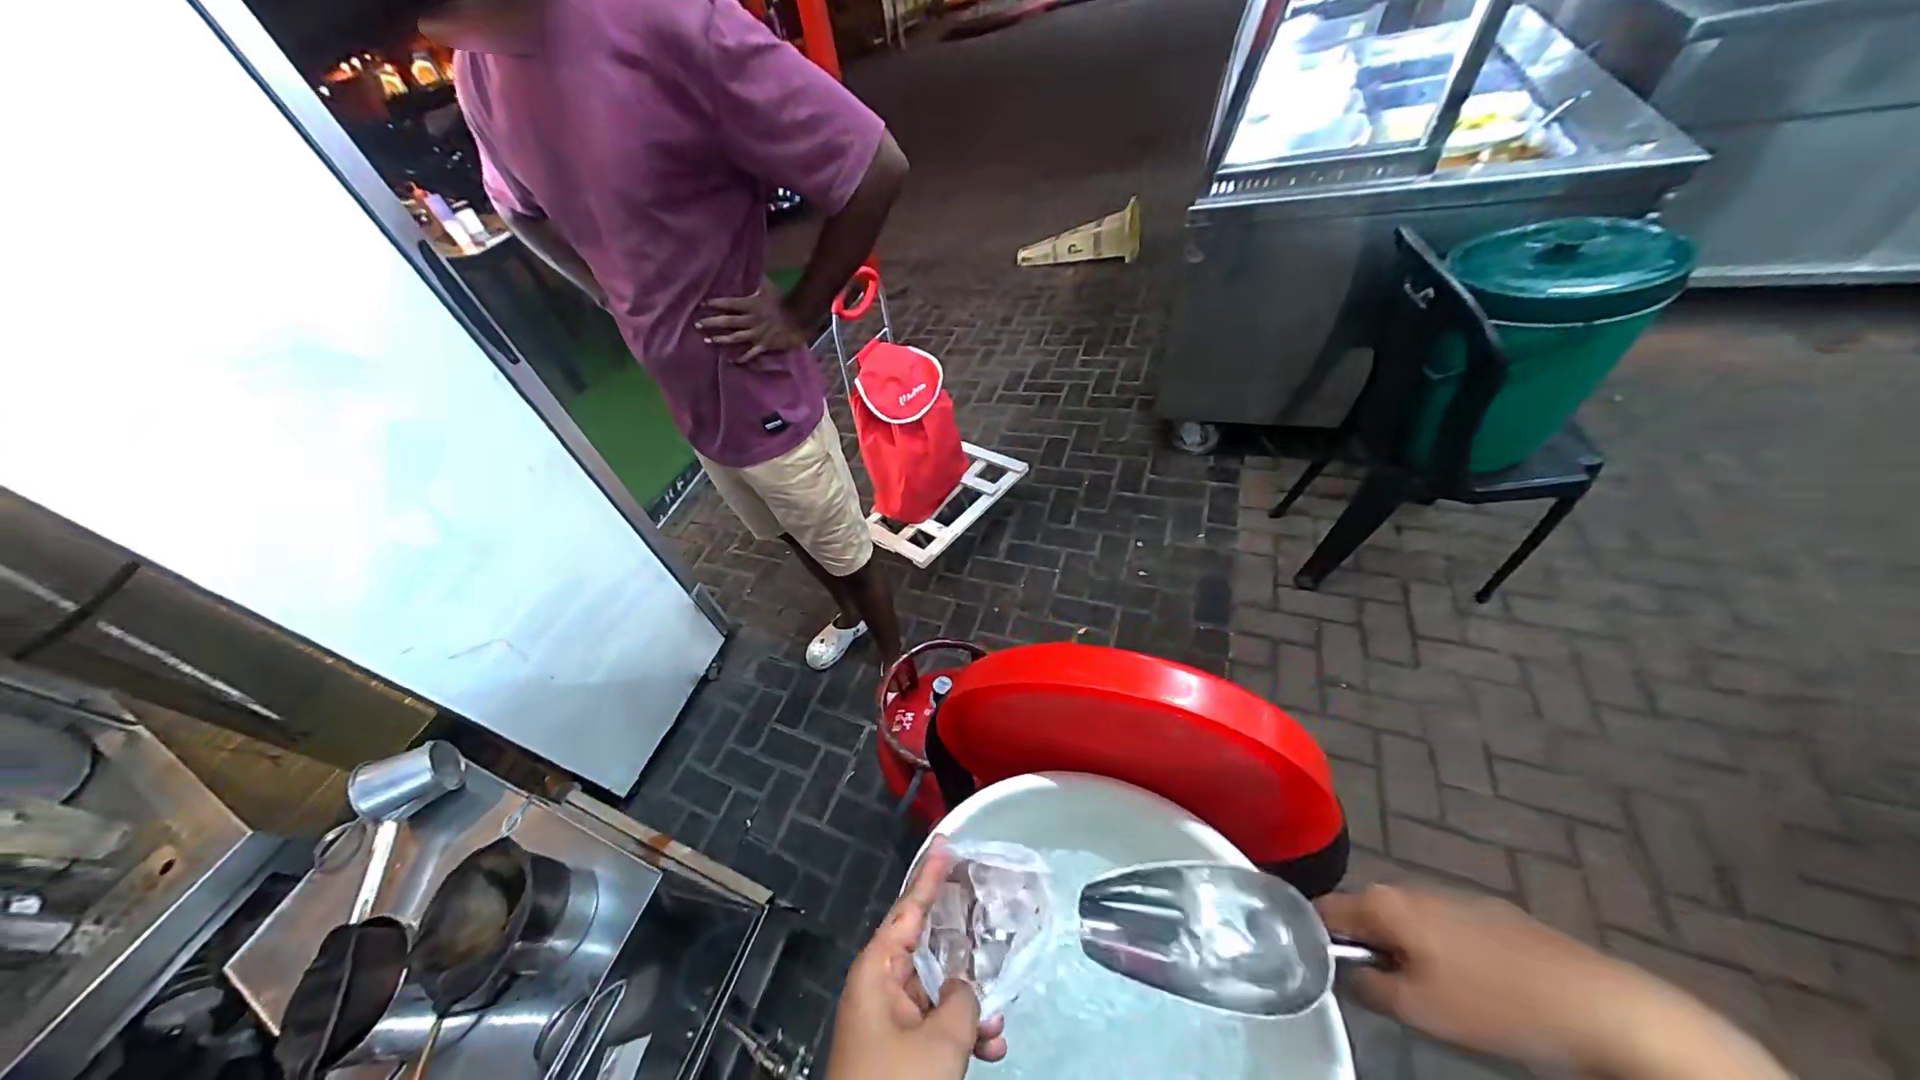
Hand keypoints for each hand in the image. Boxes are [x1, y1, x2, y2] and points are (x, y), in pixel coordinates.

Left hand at [698, 280, 809, 364]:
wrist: (799, 318)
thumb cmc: (784, 301)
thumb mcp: (769, 287)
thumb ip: (758, 281)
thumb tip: (752, 270)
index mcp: (749, 305)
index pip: (728, 304)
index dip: (714, 303)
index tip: (702, 304)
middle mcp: (749, 320)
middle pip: (727, 322)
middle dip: (711, 323)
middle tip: (698, 325)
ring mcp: (756, 334)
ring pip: (734, 338)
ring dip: (721, 339)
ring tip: (708, 340)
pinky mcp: (763, 346)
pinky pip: (750, 354)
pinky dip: (741, 358)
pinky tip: (732, 360)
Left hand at [827, 838, 1007, 1079]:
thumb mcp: (940, 1040)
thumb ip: (962, 1002)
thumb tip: (964, 990)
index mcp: (878, 968)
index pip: (909, 907)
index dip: (931, 874)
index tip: (947, 843)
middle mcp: (881, 984)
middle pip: (927, 946)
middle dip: (964, 943)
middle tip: (991, 915)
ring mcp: (889, 1018)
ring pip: (939, 991)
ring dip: (971, 1005)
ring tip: (1000, 1023)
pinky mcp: (898, 1049)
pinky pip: (936, 1024)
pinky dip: (963, 1032)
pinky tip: (992, 1048)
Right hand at [1318, 886, 1663, 1070]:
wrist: (1600, 1006)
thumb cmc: (1494, 1005)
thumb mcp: (1416, 1009)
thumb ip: (1364, 985)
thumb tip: (1343, 971)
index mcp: (1384, 901)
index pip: (1324, 909)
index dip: (1314, 937)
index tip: (1320, 967)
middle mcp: (1412, 886)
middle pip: (1367, 913)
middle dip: (1365, 946)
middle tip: (1380, 990)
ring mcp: (1457, 896)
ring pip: (1408, 921)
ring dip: (1405, 949)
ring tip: (1427, 993)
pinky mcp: (1495, 914)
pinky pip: (1446, 928)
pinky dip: (1442, 950)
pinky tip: (1471, 985)